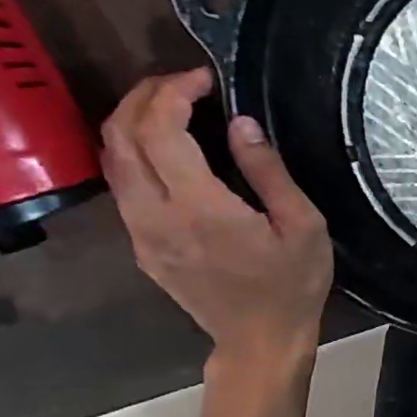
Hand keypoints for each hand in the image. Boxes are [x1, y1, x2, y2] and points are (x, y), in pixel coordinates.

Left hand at [101, 69, 332, 363]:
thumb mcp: (304, 226)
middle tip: (183, 83)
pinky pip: (123, 184)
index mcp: (200, 208)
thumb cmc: (294, 283)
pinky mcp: (139, 243)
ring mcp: (139, 231)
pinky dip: (137, 152)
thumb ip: (269, 173)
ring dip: (133, 122)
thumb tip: (240, 124)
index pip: (160, 132)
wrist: (259, 337)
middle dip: (144, 97)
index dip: (173, 93)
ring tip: (173, 107)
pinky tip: (171, 151)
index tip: (204, 78)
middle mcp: (155, 214)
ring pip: (112, 159)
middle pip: (121, 137)